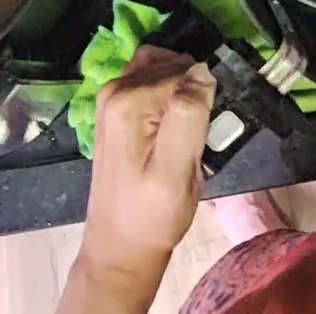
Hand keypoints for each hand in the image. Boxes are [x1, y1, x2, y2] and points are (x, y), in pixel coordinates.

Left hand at [79, 46, 214, 277]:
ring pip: (165, 68)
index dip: (202, 99)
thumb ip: (189, 115)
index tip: (200, 133)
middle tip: (193, 135)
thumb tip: (202, 69)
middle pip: (174, 66)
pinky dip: (170, 92)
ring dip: (182, 90)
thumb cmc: (152, 215)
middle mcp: (116, 88)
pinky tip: (172, 126)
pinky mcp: (116, 106)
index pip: (186, 71)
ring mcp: (112, 96)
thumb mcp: (177, 171)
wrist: (121, 248)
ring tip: (184, 129)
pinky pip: (153, 79)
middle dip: (192, 92)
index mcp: (129, 100)